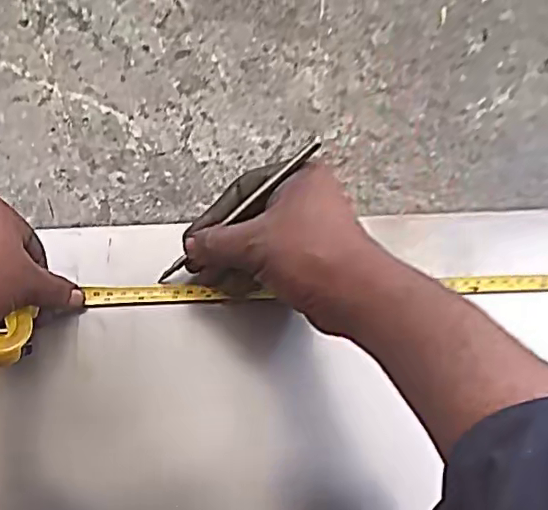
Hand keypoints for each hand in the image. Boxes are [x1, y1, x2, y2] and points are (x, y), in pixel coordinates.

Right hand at [181, 162, 392, 336]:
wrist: (351, 293)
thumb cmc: (322, 256)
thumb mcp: (253, 243)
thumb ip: (216, 243)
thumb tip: (198, 244)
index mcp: (298, 178)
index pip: (241, 193)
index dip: (212, 220)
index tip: (196, 240)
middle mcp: (307, 200)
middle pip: (249, 221)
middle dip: (221, 247)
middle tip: (201, 261)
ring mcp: (310, 232)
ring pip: (259, 245)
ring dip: (233, 263)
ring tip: (213, 276)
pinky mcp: (310, 261)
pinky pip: (271, 263)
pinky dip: (250, 273)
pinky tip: (236, 283)